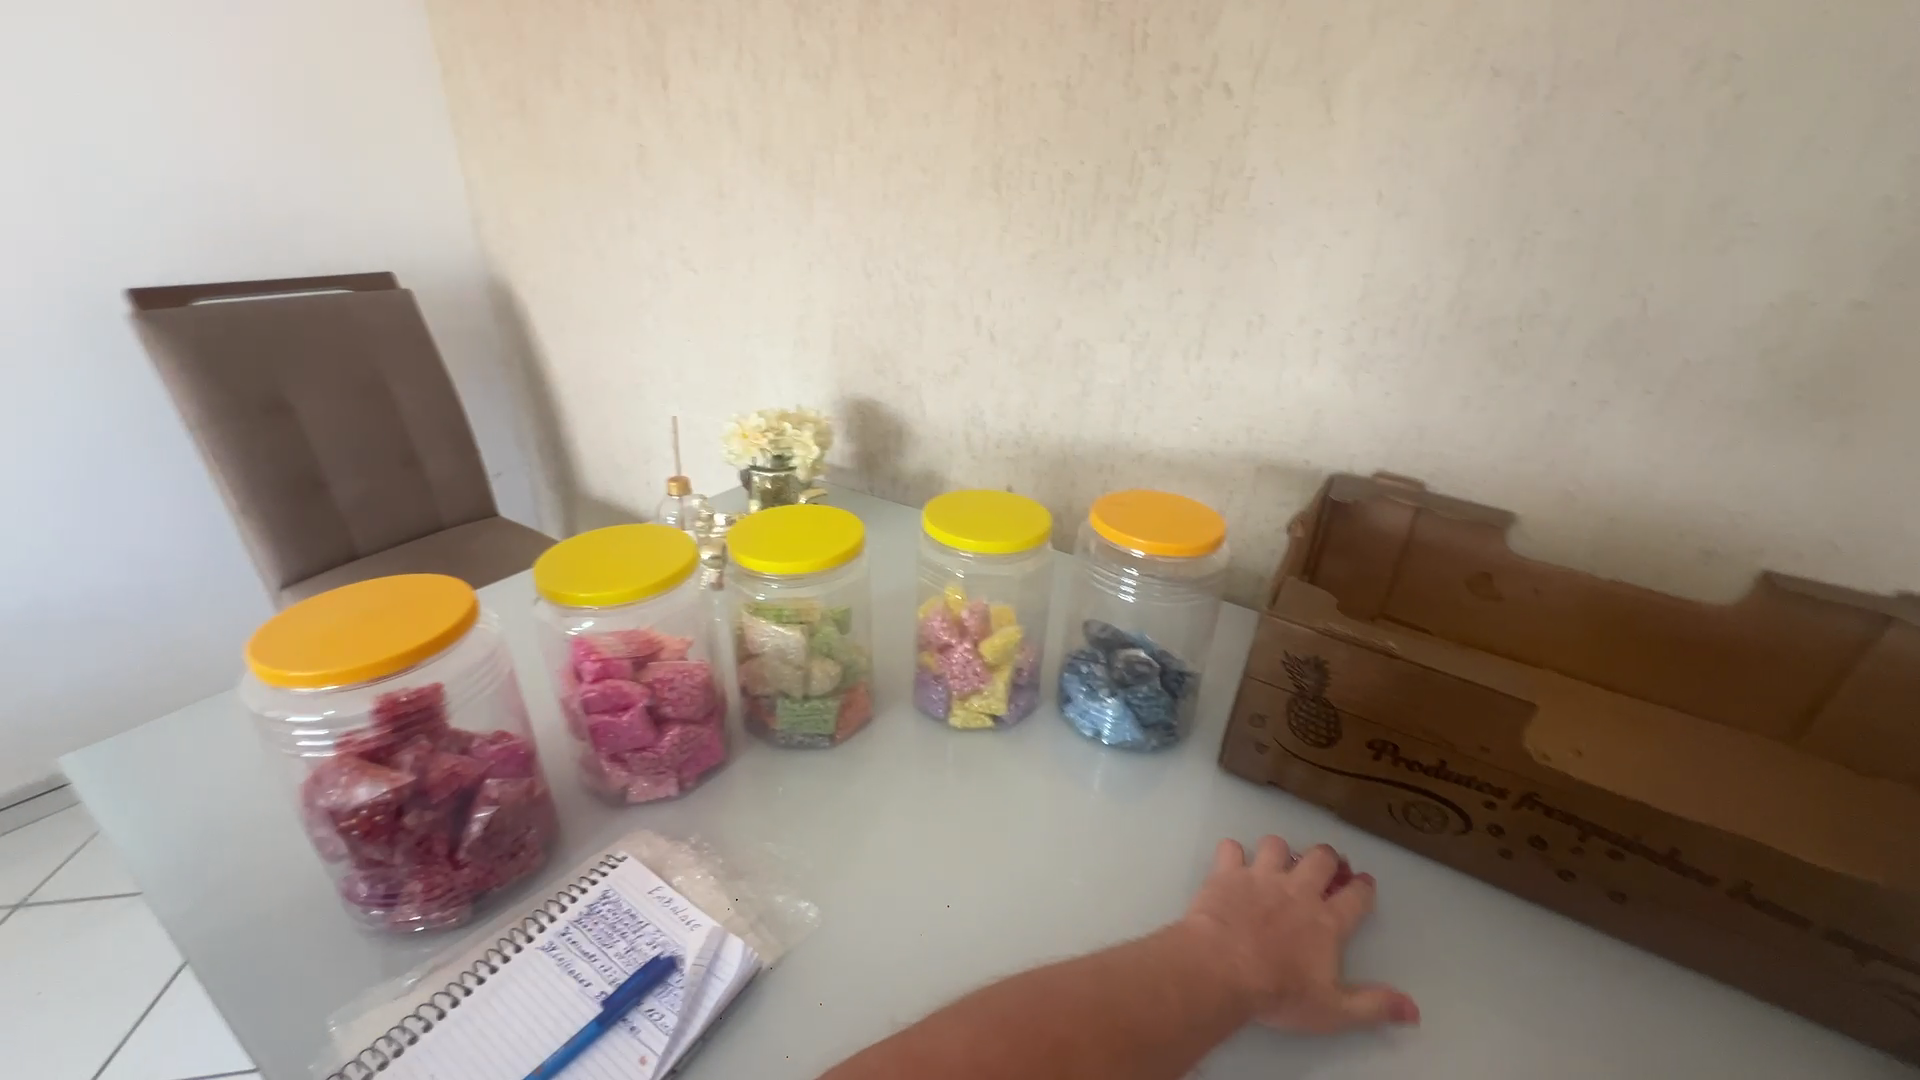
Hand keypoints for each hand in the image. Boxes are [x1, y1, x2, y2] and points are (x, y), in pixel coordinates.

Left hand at [1174, 836, 1418, 1034]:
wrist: (1222, 968)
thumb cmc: (1279, 993)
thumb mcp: (1333, 1010)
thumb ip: (1374, 1006)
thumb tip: (1413, 1009)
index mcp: (1326, 921)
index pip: (1356, 896)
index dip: (1363, 887)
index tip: (1364, 882)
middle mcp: (1297, 890)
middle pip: (1321, 858)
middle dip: (1327, 858)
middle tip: (1325, 867)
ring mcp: (1260, 877)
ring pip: (1276, 845)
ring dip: (1279, 851)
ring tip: (1277, 864)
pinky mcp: (1227, 872)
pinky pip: (1231, 848)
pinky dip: (1232, 853)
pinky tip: (1231, 865)